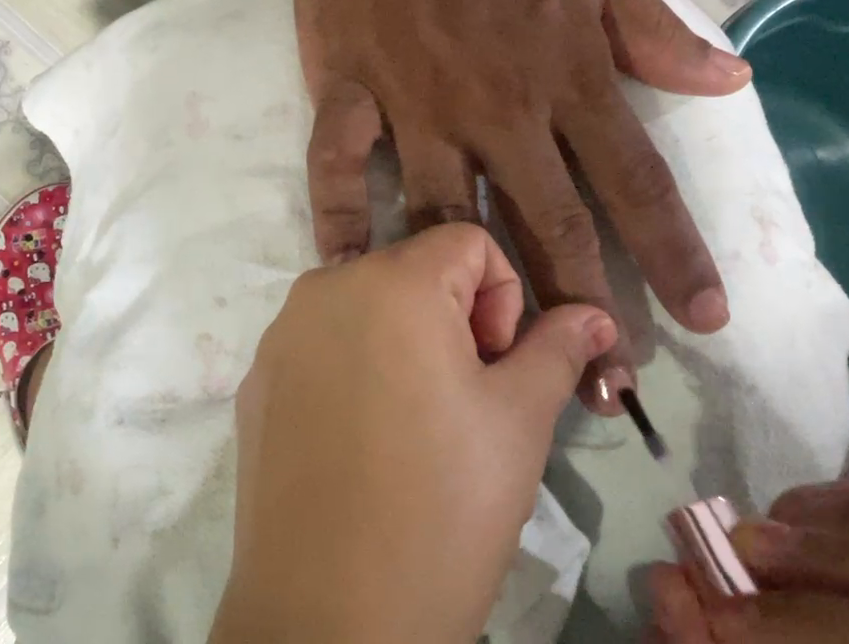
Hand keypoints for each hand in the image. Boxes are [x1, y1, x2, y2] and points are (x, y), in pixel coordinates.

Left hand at [210, 224, 616, 643]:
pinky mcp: (255, 379)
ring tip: (417, 427)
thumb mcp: (519, 422)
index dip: (502, 296)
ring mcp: (279, 334)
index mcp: (390, 281)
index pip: (467, 241)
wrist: (327, 610)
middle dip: (454, 320)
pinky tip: (362, 445)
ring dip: (404, 345)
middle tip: (466, 401)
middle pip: (412, 270)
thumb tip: (594, 315)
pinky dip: (353, 371)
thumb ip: (558, 350)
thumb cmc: (442, 506)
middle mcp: (323, 287)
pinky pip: (320, 347)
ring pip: (364, 308)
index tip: (497, 366)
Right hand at [294, 0, 750, 411]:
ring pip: (453, 216)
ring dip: (474, 292)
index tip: (706, 318)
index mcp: (569, 71)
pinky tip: (347, 276)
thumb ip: (656, 29)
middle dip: (584, 309)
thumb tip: (729, 88)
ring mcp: (420, 102)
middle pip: (552, 223)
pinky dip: (342, 223)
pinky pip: (342, 169)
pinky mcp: (349, 89)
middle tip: (607, 391)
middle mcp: (503, 104)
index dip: (675, 254)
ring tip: (492, 364)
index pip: (636, 181)